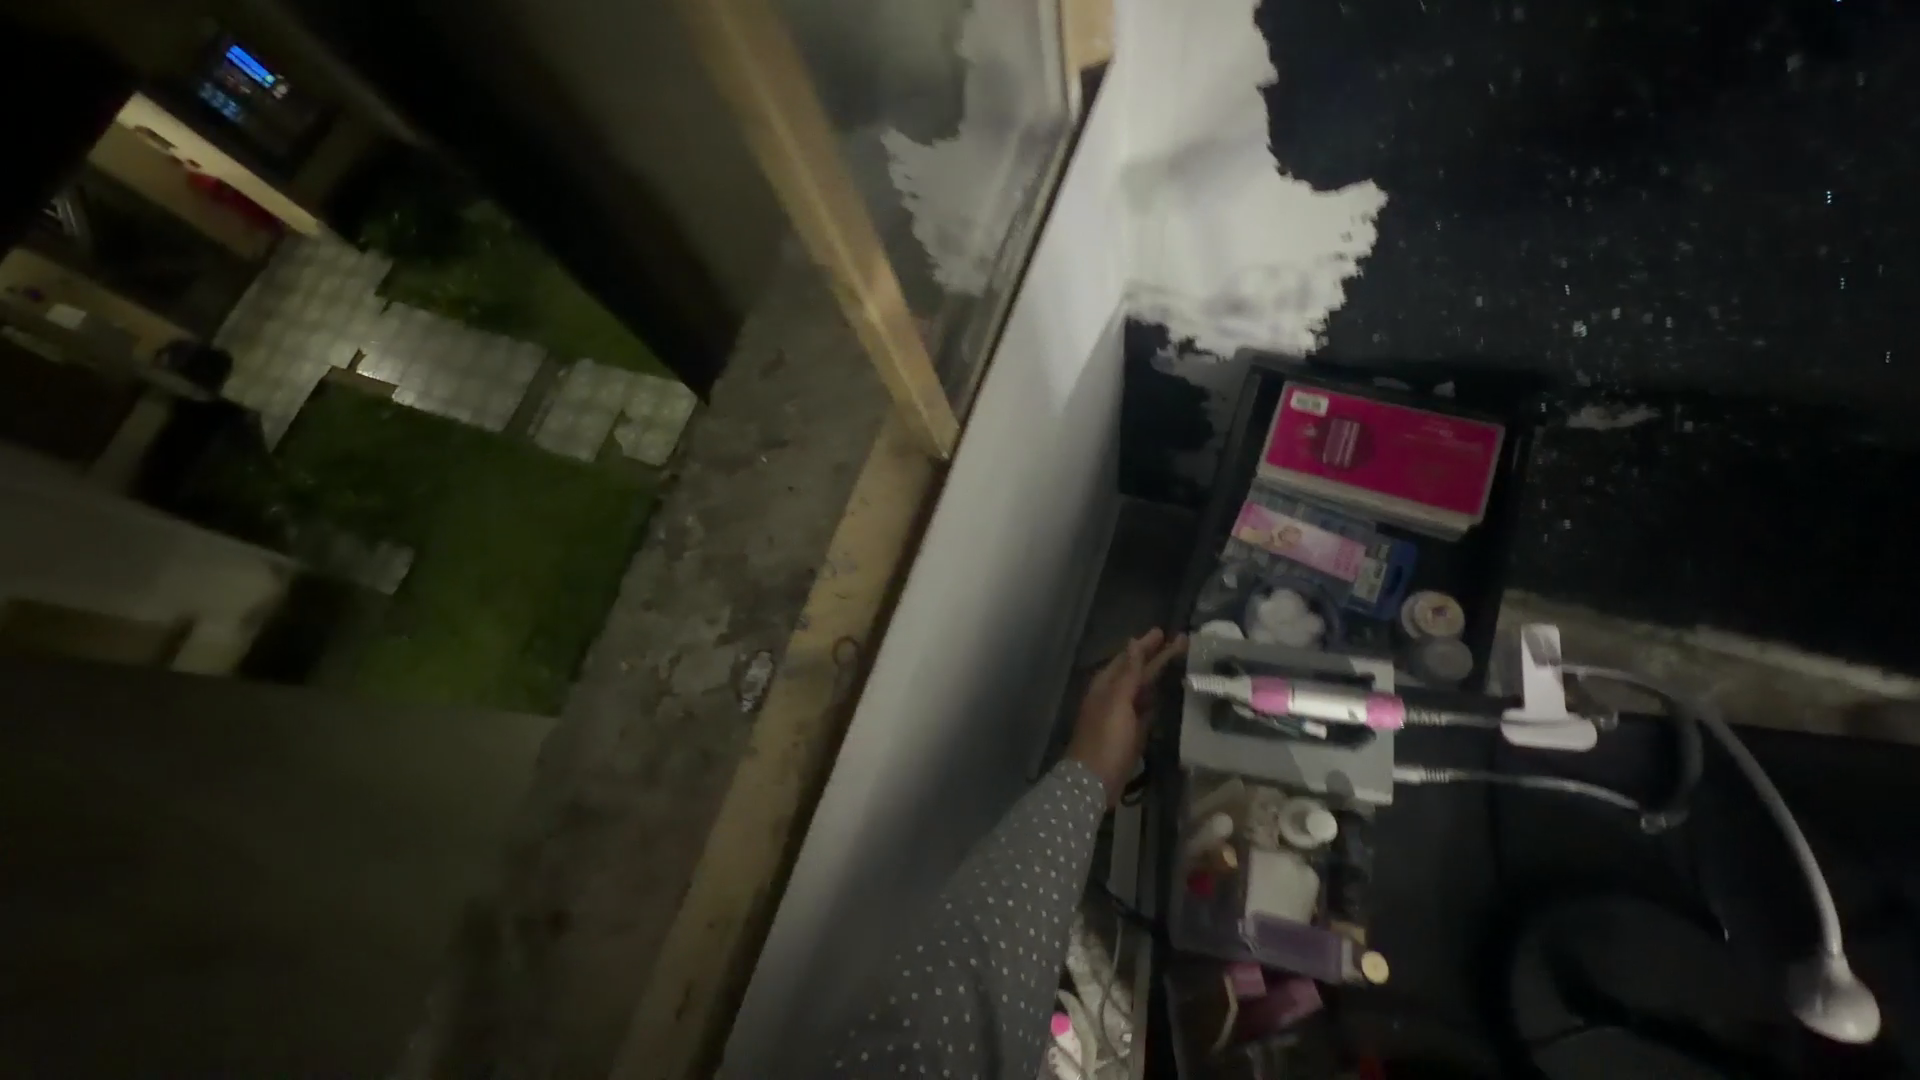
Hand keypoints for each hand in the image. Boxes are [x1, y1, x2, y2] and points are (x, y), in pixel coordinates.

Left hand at [1068, 629, 1188, 805]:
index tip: (1163, 631)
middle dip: (1157, 657)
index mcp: (1106, 686)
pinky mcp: (1131, 734)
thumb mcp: (1117, 702)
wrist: (1094, 781)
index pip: (1129, 658)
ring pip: (1142, 690)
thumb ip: (1128, 673)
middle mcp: (1113, 696)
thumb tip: (1132, 642)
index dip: (1145, 645)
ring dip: (1158, 677)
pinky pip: (1145, 711)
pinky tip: (1166, 696)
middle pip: (1138, 672)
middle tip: (1181, 642)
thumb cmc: (1105, 738)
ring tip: (1178, 664)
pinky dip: (1155, 701)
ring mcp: (1122, 716)